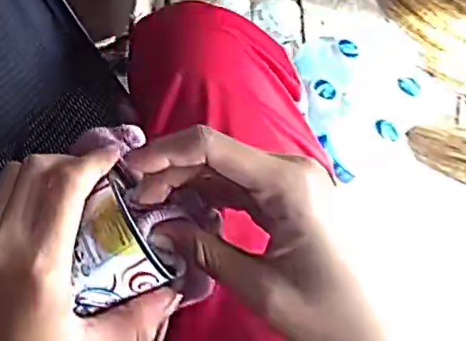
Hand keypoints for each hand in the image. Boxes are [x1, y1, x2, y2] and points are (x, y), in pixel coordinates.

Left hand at [0, 147, 182, 340]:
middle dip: (68, 161)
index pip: (63, 183)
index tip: (113, 156)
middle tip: (96, 176)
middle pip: (34, 167)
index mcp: (37, 264)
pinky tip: (40, 222)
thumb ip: (134, 320)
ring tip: (71, 194)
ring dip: (41, 173)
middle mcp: (1, 242)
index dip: (91, 160)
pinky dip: (19, 195)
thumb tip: (167, 292)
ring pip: (10, 176)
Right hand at [125, 126, 385, 340]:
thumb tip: (157, 228)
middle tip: (139, 195)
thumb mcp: (262, 289)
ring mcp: (290, 180)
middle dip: (169, 169)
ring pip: (218, 164)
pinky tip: (186, 209)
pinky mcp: (288, 195)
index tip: (131, 168)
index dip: (163, 152)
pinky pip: (234, 181)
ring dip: (183, 180)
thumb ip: (204, 250)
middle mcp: (289, 169)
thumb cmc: (334, 319)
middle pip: (210, 151)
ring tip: (155, 203)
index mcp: (287, 181)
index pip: (208, 145)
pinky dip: (205, 191)